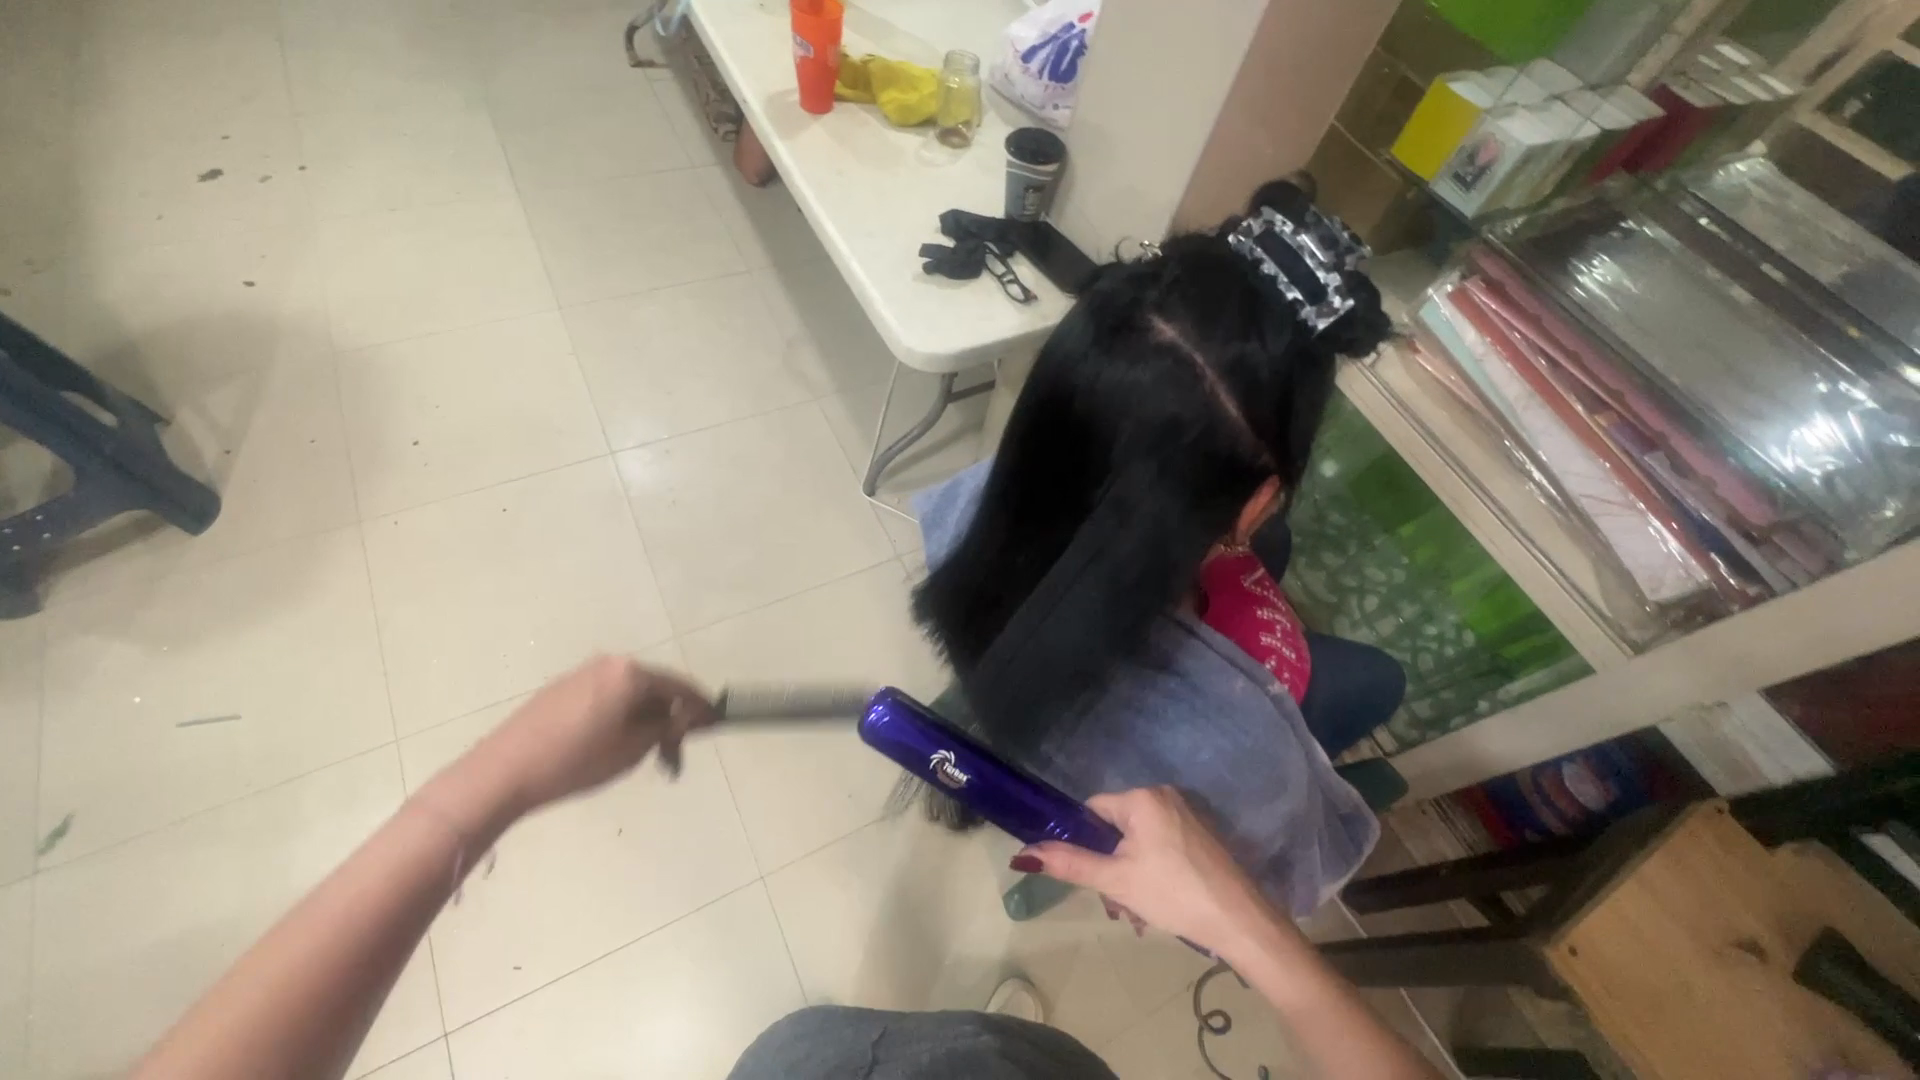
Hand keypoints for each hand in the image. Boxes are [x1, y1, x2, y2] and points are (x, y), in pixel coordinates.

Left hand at [460, 655, 717, 816]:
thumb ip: (669, 726)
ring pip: (629, 696)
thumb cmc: (577, 760)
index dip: (700, 707)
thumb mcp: (635, 747)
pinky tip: (614, 746)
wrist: (502, 772)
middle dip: (669, 721)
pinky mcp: (561, 690)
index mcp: (630, 672)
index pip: (680, 686)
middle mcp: (609, 664)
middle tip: (672, 759)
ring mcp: (582, 675)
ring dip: (644, 723)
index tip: (714, 726)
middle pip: (654, 689)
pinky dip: (620, 718)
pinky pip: (606, 698)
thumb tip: (690, 716)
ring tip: (643, 758)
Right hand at [1013, 786, 1292, 958]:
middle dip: (1110, 869)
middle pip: (1116, 830)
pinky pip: (1161, 846)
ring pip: (1138, 843)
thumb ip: (1069, 863)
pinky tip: (1157, 905)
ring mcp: (1187, 814)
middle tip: (1117, 908)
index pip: (1092, 810)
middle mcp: (1164, 796)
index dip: (1084, 843)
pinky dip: (1152, 872)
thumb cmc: (1173, 894)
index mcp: (1141, 797)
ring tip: (1137, 915)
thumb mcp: (1115, 881)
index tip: (1091, 878)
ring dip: (1129, 877)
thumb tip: (1022, 854)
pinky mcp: (1201, 835)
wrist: (1240, 921)